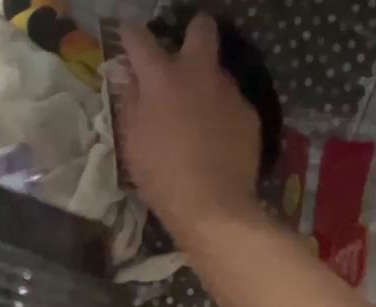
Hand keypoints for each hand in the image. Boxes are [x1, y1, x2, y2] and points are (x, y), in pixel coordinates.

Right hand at [116, 15, 262, 243]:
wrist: (213, 208)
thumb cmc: (162, 179)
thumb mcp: (132, 144)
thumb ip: (129, 103)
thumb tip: (128, 78)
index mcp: (162, 78)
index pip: (140, 39)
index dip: (130, 36)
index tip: (127, 40)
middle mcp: (199, 74)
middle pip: (201, 29)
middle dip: (191, 34)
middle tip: (183, 59)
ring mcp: (229, 93)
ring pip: (219, 73)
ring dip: (207, 85)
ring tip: (200, 118)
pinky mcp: (249, 115)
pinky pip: (233, 105)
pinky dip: (223, 116)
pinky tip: (218, 142)